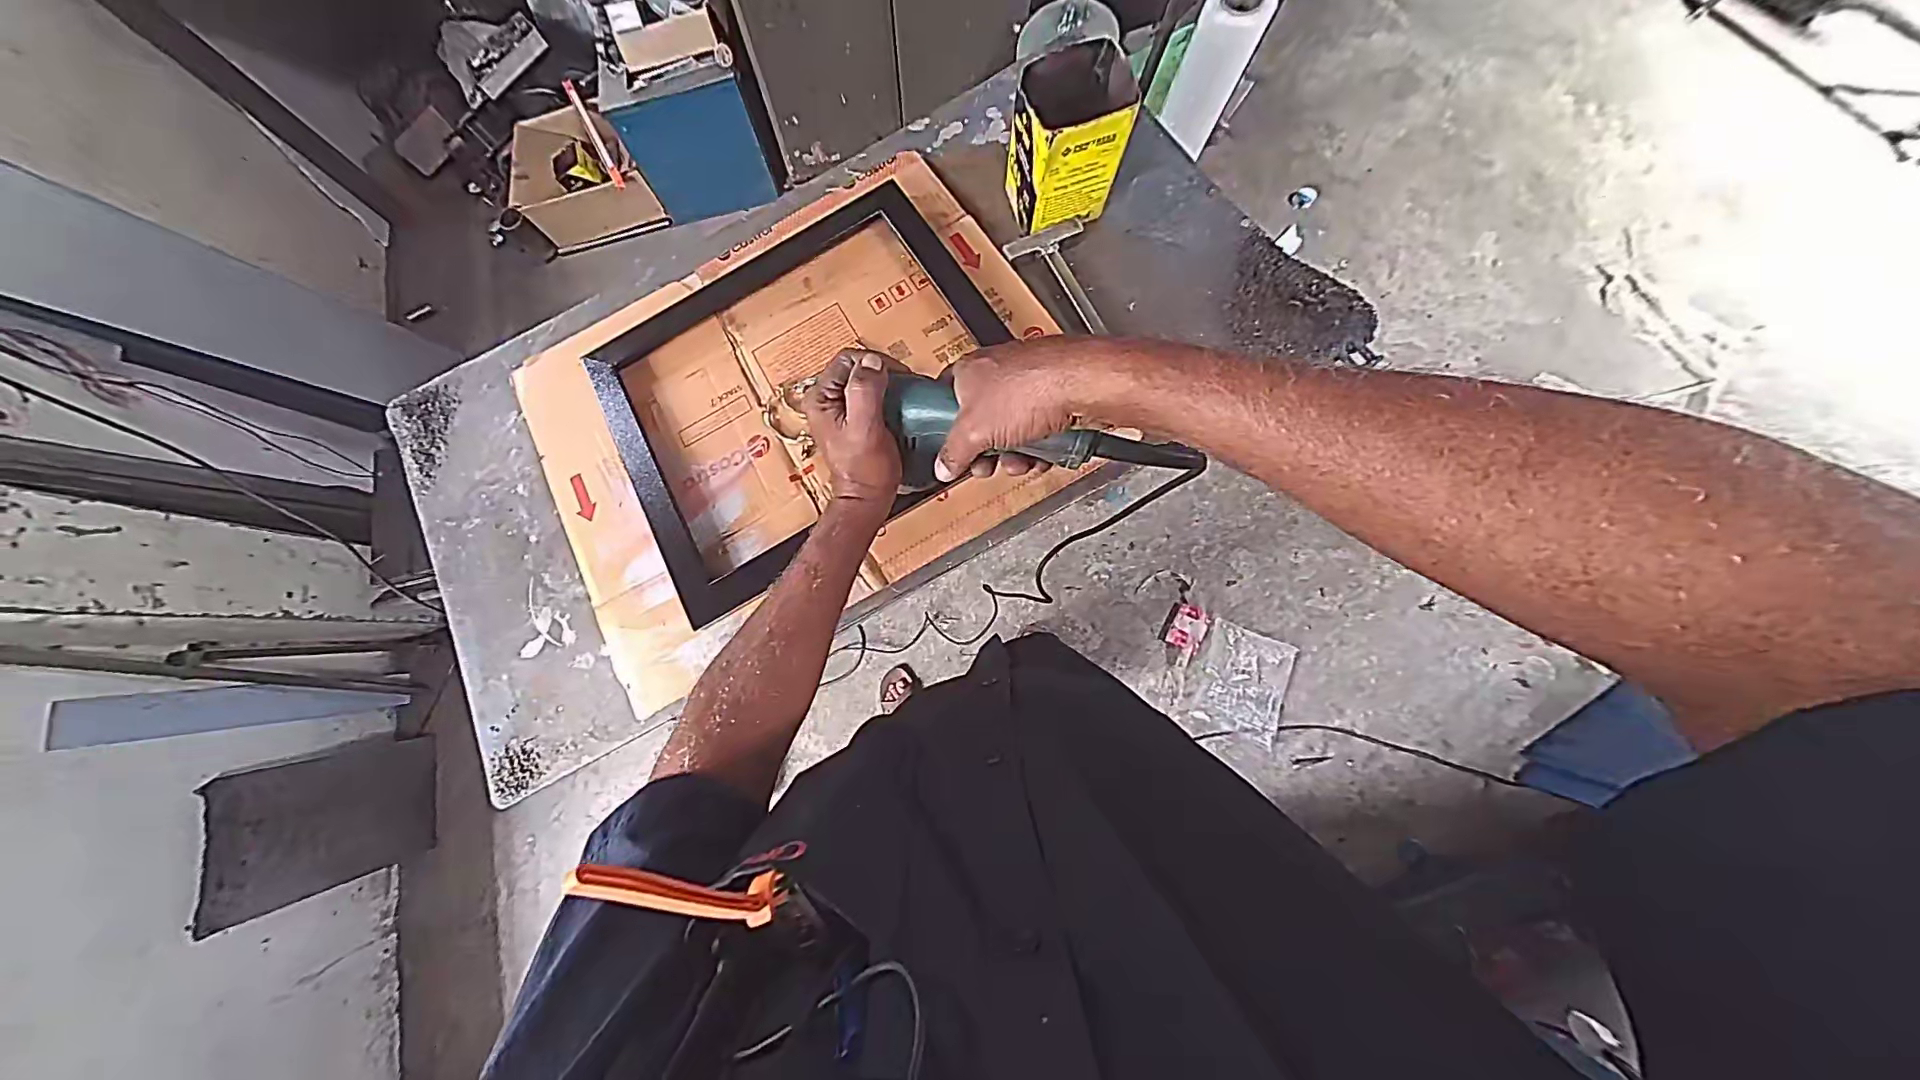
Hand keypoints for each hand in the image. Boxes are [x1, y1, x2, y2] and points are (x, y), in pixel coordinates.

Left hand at [803, 348, 902, 504]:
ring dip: (887, 384)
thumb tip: (872, 361)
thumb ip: (865, 391)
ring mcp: (841, 411)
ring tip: (904, 395)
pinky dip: (887, 397)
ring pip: (866, 381)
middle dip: (883, 372)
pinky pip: (872, 397)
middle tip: (904, 385)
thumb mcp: (865, 427)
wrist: (867, 498)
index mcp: (820, 399)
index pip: (848, 359)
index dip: (874, 363)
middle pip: (857, 368)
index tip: (896, 376)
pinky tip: (900, 406)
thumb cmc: (865, 470)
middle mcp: (827, 401)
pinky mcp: (855, 420)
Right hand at [933, 339, 1104, 482]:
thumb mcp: (974, 432)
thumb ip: (953, 452)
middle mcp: (997, 373)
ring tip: (1021, 461)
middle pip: (980, 423)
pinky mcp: (1053, 399)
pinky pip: (1037, 431)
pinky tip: (1042, 455)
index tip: (949, 449)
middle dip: (986, 451)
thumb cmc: (1031, 389)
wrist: (1083, 385)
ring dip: (1014, 455)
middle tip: (987, 464)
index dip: (944, 427)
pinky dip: (1039, 447)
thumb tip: (943, 466)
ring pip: (1011, 431)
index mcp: (968, 371)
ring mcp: (1027, 385)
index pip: (944, 398)